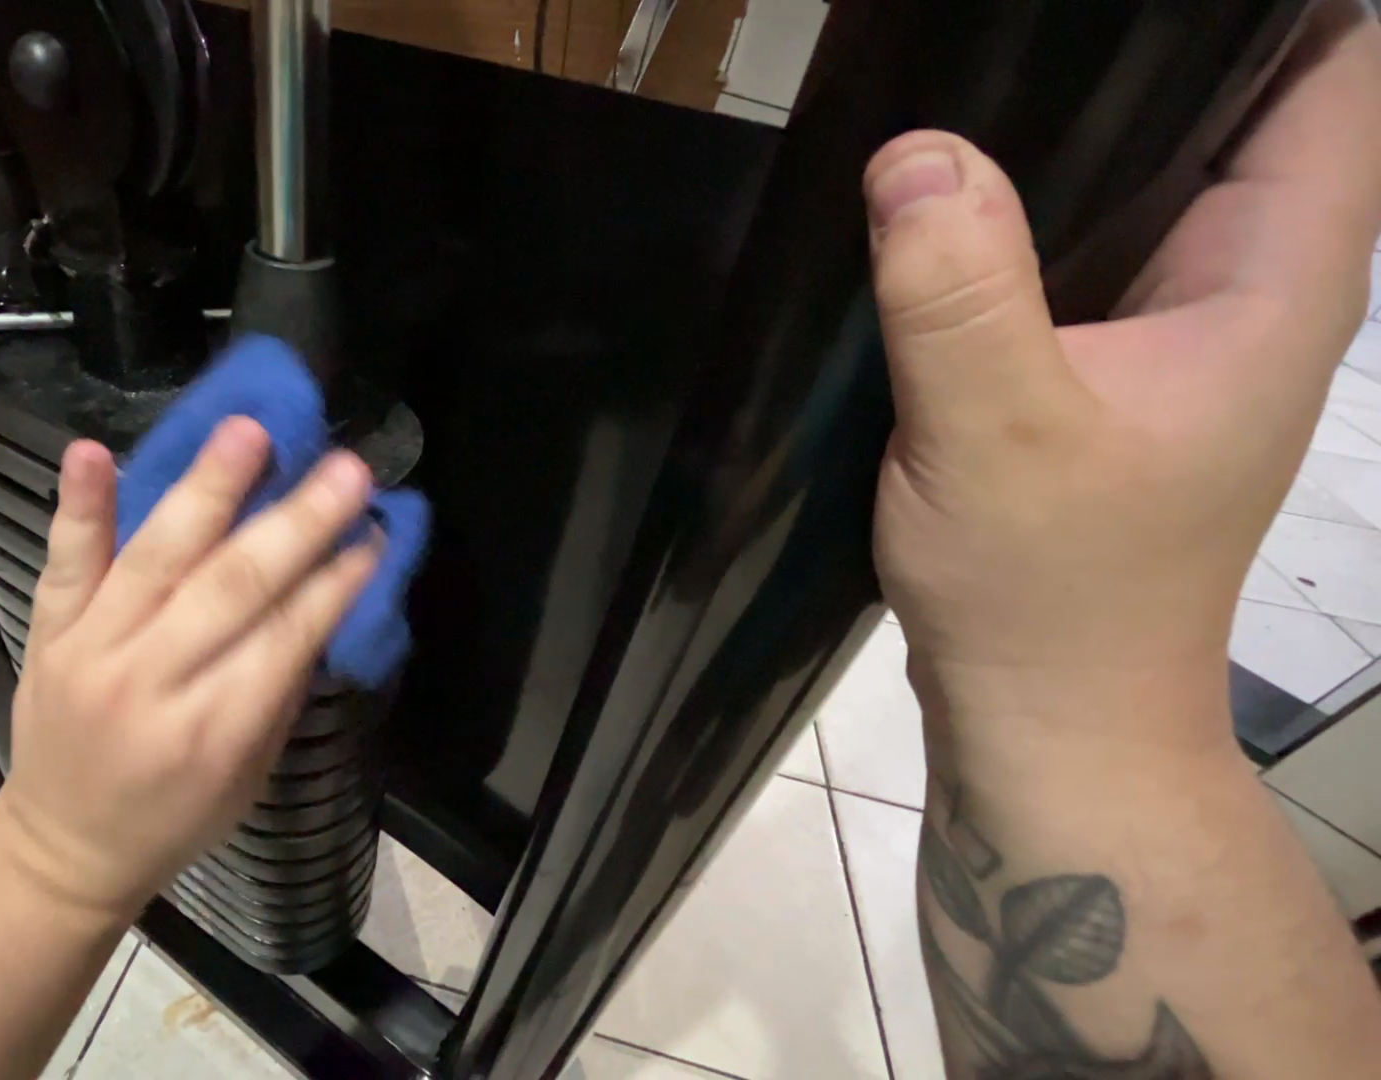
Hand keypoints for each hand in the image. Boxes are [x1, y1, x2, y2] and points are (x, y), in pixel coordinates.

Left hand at [0, 421, 381, 914]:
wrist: (63, 849)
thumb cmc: (176, 819)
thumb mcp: (250, 775)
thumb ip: (281, 688)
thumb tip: (323, 599)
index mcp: (216, 730)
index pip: (288, 636)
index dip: (337, 581)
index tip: (375, 531)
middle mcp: (154, 681)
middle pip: (235, 587)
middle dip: (298, 522)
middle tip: (346, 468)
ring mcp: (93, 649)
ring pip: (158, 558)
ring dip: (209, 490)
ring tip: (250, 432)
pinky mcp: (50, 631)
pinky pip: (65, 562)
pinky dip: (80, 506)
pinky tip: (92, 450)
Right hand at [866, 3, 1380, 743]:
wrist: (1038, 702)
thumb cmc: (1040, 580)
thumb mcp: (994, 429)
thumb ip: (958, 291)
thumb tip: (910, 154)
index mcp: (1270, 279)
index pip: (1318, 75)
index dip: (1234, 23)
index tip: (1075, 22)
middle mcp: (1232, 296)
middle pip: (1211, 128)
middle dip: (1109, 85)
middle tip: (981, 66)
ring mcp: (1155, 348)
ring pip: (1122, 209)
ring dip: (1043, 169)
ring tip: (944, 135)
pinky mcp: (1085, 390)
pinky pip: (1056, 281)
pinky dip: (1002, 246)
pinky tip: (928, 242)